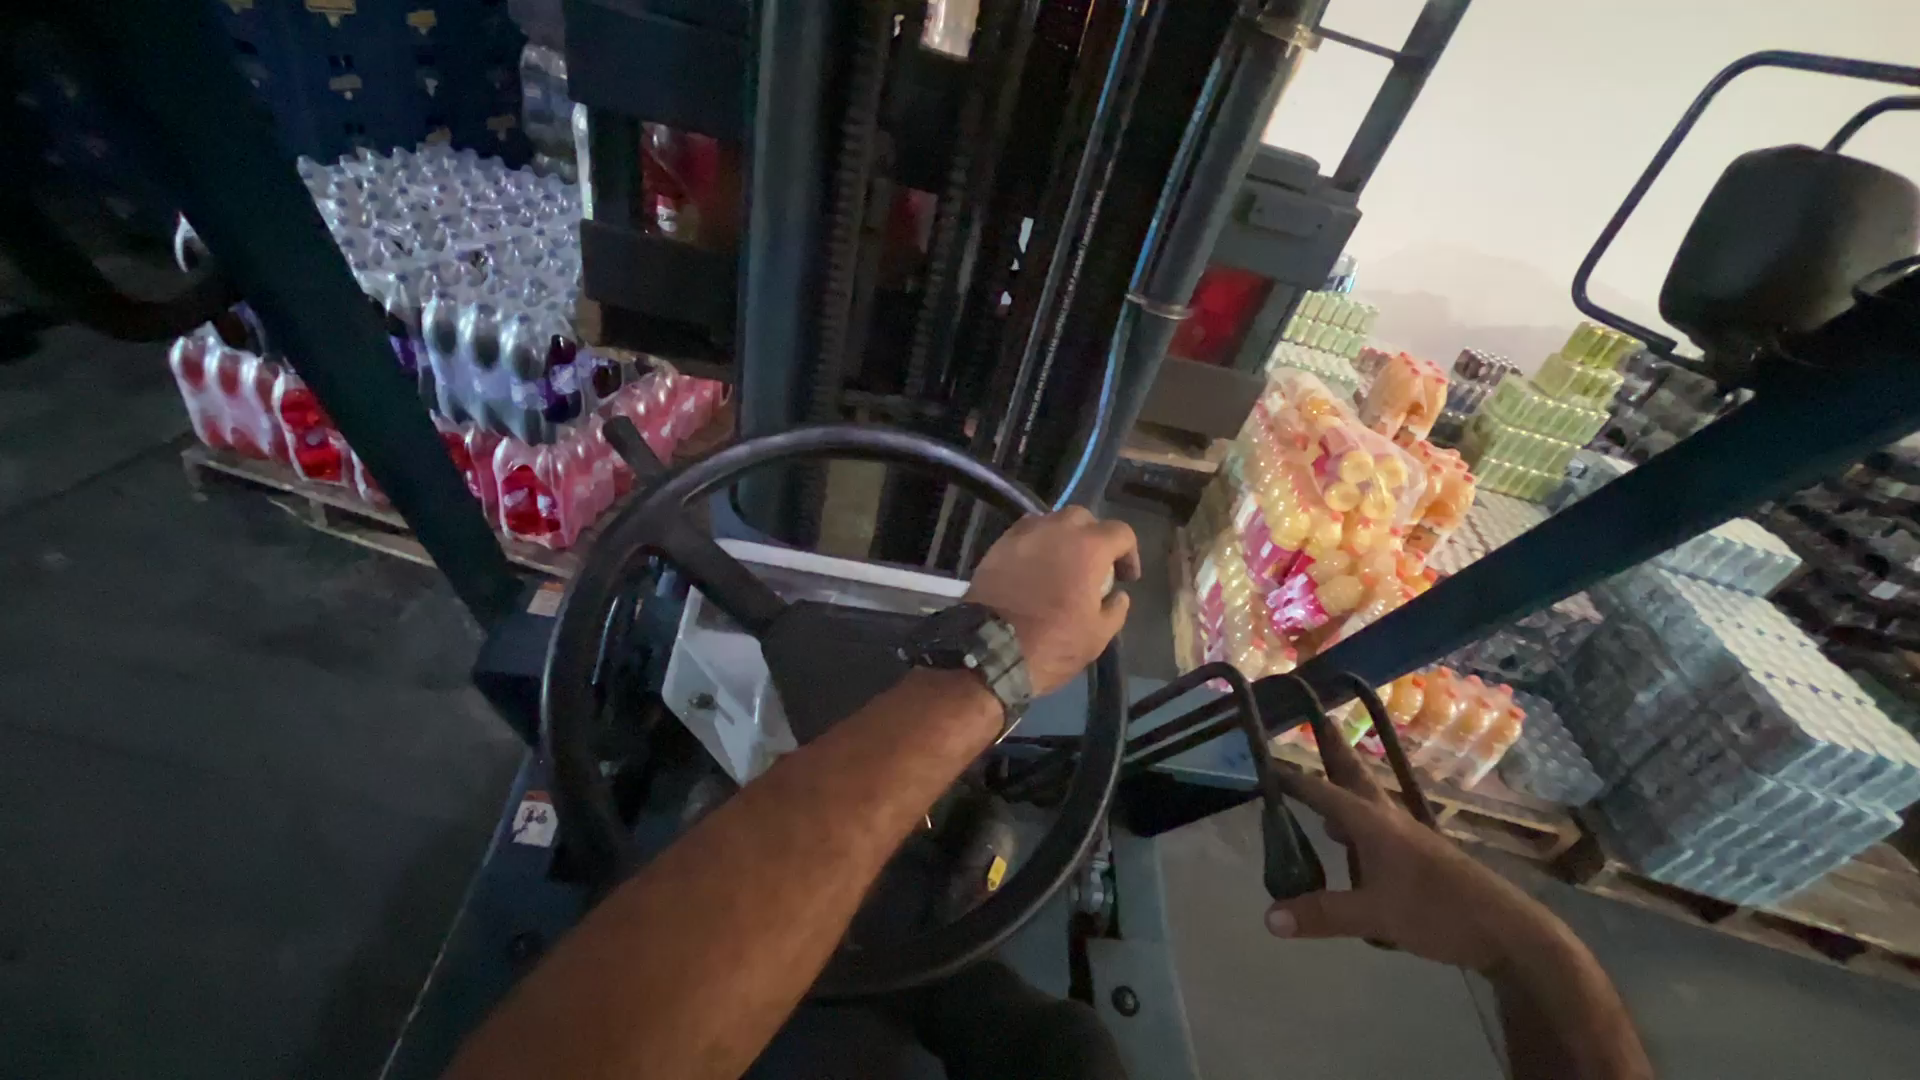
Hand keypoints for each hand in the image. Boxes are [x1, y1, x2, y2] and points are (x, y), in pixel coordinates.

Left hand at [965, 507, 1139, 696]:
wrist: (990, 649)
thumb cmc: (1052, 643)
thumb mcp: (1098, 635)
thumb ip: (1115, 609)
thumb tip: (1117, 595)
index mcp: (1089, 547)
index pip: (1121, 532)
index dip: (1129, 553)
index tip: (1126, 577)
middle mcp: (1057, 530)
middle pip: (1084, 518)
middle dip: (1094, 537)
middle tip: (1093, 566)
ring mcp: (1024, 534)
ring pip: (1051, 521)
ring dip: (1063, 537)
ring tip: (1062, 562)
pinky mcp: (999, 545)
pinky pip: (1025, 533)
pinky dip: (1036, 543)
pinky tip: (1035, 565)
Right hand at [1263, 713, 1565, 973]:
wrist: (1511, 932)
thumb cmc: (1438, 912)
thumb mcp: (1375, 916)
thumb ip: (1321, 915)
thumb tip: (1267, 918)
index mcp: (1371, 823)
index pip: (1320, 791)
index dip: (1289, 778)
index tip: (1263, 760)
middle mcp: (1388, 819)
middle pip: (1355, 775)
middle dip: (1334, 749)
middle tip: (1320, 718)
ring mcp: (1410, 835)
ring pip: (1371, 797)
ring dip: (1349, 780)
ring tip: (1328, 775)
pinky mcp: (1424, 854)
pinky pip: (1381, 822)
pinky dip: (1360, 815)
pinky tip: (1354, 837)